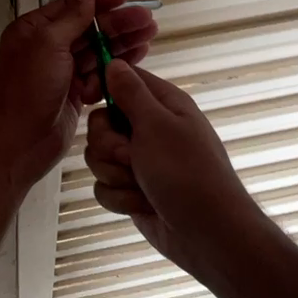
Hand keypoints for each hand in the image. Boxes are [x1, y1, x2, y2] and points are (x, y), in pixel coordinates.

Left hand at [0, 0, 156, 190]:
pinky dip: (114, 70)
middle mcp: (47, 47)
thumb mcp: (47, 45)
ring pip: (96, 52)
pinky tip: (136, 61)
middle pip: (88, 29)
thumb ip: (71, 19)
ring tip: (149, 37)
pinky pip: (98, 75)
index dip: (99, 1)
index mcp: (33, 30)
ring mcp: (61, 72)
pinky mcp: (74, 93)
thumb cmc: (29, 89)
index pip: (71, 7)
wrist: (19, 142)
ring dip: (121, 45)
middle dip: (118, 24)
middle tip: (148, 21)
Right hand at [83, 60, 266, 274]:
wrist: (208, 234)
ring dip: (115, 174)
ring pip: (99, 157)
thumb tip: (114, 62)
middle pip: (101, 123)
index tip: (88, 97)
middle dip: (109, 145)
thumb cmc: (187, 172)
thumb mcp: (157, 125)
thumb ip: (130, 93)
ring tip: (140, 185)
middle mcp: (150, 130)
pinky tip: (141, 204)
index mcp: (162, 105)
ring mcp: (140, 162)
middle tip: (130, 157)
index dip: (101, 84)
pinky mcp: (131, 190)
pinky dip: (120, 198)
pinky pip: (104, 186)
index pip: (122, 79)